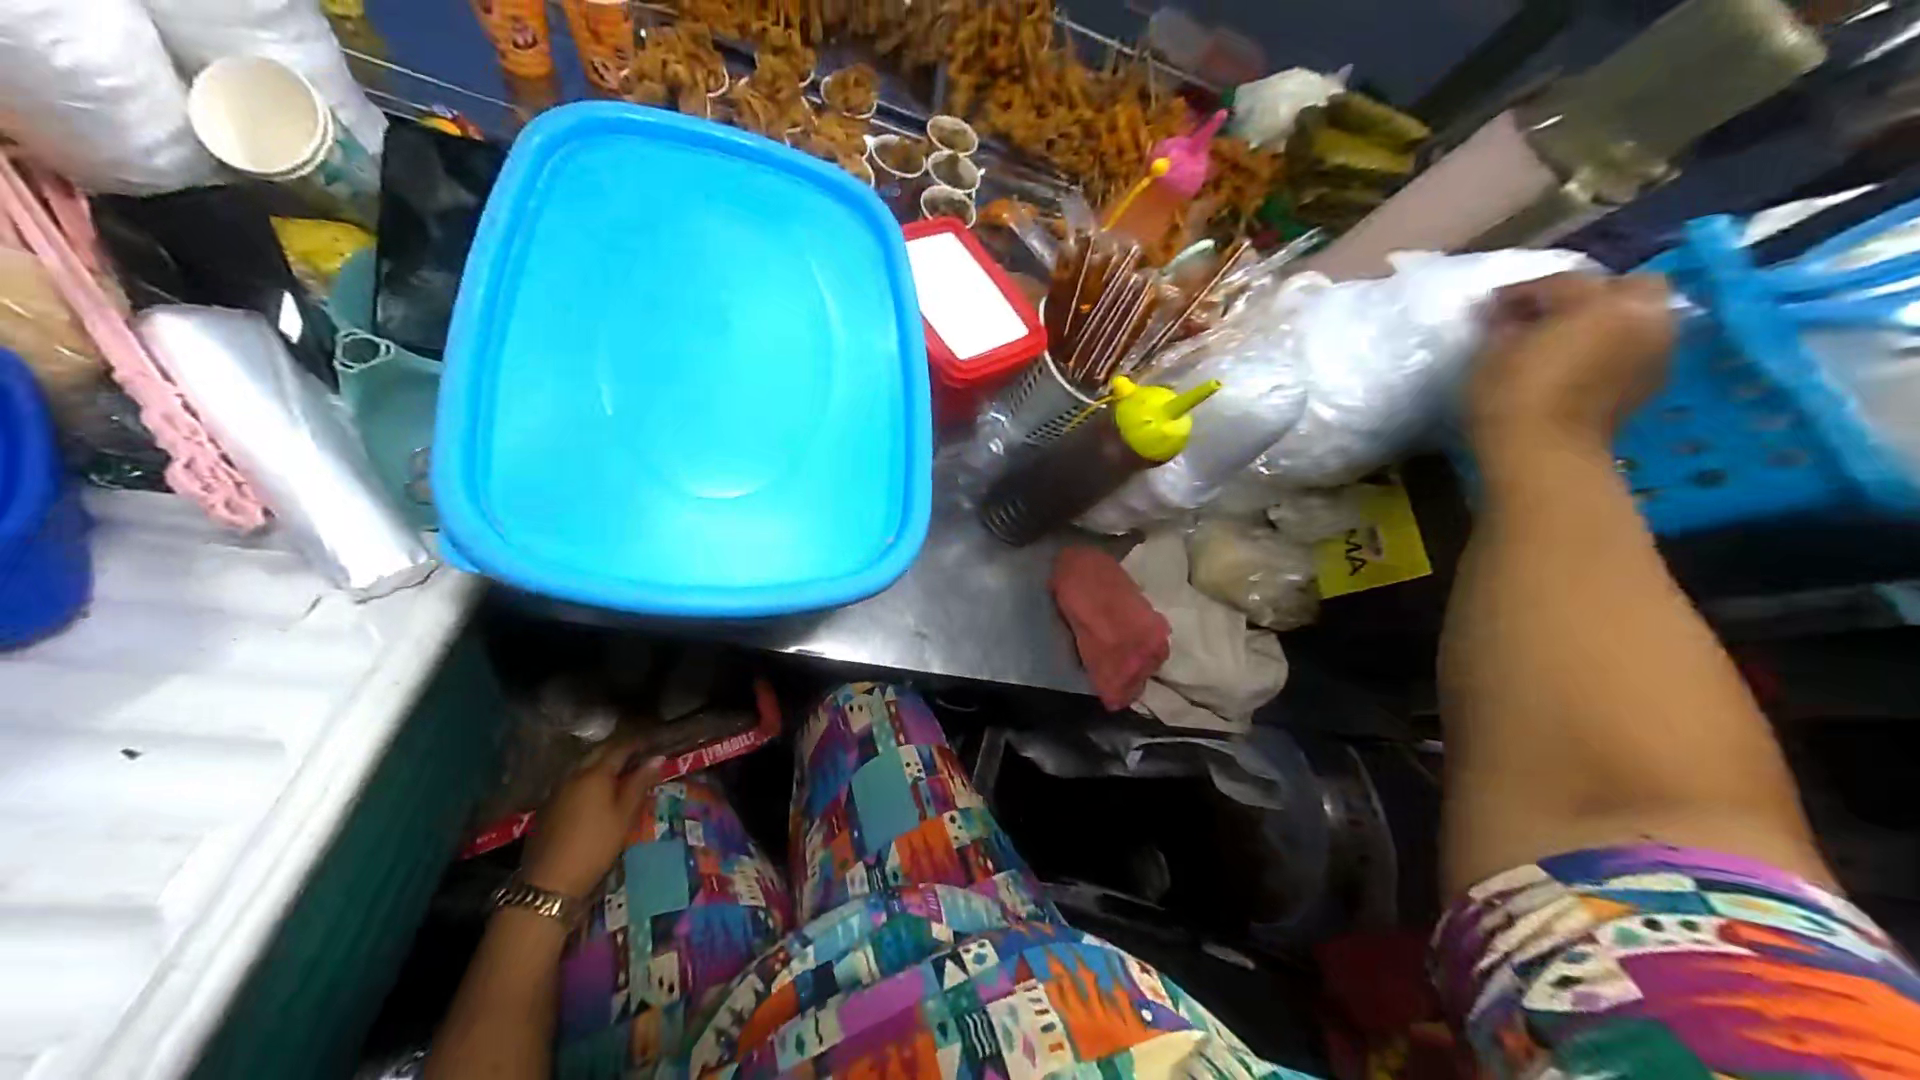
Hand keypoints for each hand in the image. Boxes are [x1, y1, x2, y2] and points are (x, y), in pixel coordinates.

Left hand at [520, 736, 662, 897]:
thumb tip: (657, 758)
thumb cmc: (595, 846)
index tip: (652, 742)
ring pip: (583, 765)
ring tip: (620, 769)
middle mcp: (574, 775)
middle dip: (618, 748)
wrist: (549, 882)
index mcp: (595, 774)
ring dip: (602, 762)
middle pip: (598, 753)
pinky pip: (572, 780)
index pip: (619, 748)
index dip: (637, 743)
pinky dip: (588, 776)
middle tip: (638, 752)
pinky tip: (597, 790)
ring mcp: (557, 790)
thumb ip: (640, 784)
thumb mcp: (624, 816)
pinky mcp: (548, 805)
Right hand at [1468, 272, 1675, 458]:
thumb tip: (1505, 313)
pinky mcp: (1651, 379)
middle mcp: (1643, 317)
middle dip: (1591, 293)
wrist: (1544, 454)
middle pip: (1629, 286)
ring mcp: (1656, 349)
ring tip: (1567, 336)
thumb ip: (1505, 323)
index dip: (1523, 292)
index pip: (1562, 282)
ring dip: (1609, 318)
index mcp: (1601, 304)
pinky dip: (1616, 344)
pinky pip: (1638, 345)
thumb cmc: (1510, 398)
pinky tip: (1583, 359)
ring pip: (1641, 314)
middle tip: (1548, 312)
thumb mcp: (1493, 353)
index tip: (1493, 305)